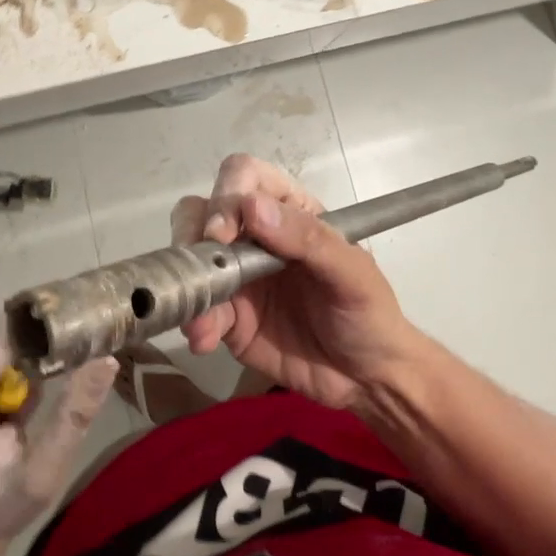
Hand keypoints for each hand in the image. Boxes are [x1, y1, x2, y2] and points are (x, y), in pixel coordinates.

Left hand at [0, 319, 116, 555]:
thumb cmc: (1, 505)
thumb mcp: (44, 472)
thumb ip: (73, 416)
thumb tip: (105, 361)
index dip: (36, 333)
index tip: (70, 340)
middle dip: (29, 345)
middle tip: (56, 373)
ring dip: (15, 355)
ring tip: (30, 395)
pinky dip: (0, 363)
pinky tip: (10, 396)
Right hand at [178, 154, 426, 408]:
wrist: (369, 379)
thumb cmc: (368, 312)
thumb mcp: (352, 273)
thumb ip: (308, 239)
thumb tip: (253, 207)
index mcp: (289, 210)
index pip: (245, 176)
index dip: (228, 195)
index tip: (225, 233)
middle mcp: (255, 235)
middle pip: (203, 210)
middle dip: (193, 233)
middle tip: (203, 268)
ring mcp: (237, 275)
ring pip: (190, 255)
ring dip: (187, 278)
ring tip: (199, 312)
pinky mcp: (228, 316)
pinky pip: (198, 308)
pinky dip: (194, 320)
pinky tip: (203, 338)